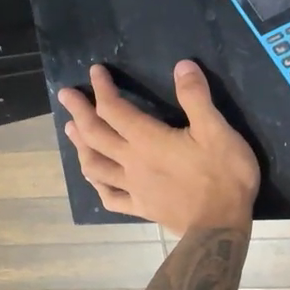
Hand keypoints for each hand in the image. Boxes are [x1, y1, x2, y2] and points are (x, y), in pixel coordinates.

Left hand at [57, 61, 261, 235]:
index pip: (116, 110)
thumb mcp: (217, 130)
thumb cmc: (223, 174)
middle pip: (96, 135)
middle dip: (80, 112)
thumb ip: (196, 98)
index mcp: (148, 140)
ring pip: (96, 165)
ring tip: (72, 131)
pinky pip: (111, 197)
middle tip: (65, 95)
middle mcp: (132, 162)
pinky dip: (99, 185)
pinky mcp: (142, 207)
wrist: (219, 224)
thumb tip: (181, 65)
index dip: (103, 89)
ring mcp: (134, 188)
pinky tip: (95, 180)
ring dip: (81, 145)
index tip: (96, 71)